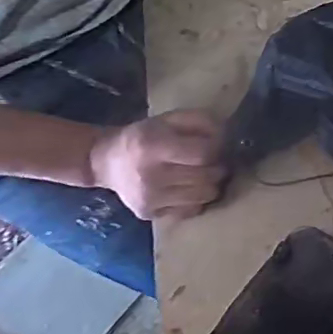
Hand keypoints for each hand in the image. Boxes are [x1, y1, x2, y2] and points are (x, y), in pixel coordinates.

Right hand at [86, 109, 225, 219]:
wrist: (106, 162)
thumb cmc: (144, 137)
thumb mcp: (169, 120)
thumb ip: (200, 121)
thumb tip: (226, 135)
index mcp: (152, 145)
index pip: (203, 153)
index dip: (216, 149)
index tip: (214, 146)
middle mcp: (150, 175)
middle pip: (207, 176)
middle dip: (217, 167)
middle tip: (212, 162)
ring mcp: (150, 198)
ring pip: (205, 195)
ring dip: (211, 184)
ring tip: (202, 175)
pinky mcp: (150, 214)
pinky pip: (192, 209)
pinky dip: (197, 199)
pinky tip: (188, 188)